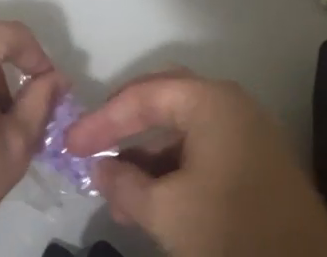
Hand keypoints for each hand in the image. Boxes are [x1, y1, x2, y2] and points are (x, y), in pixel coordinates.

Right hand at [66, 72, 326, 256]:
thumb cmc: (232, 230)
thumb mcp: (167, 211)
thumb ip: (125, 183)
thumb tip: (102, 167)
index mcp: (209, 101)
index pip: (141, 96)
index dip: (101, 121)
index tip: (70, 145)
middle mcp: (230, 104)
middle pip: (162, 102)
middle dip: (125, 128)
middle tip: (93, 148)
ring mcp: (247, 132)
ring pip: (183, 131)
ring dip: (147, 156)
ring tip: (118, 191)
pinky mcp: (256, 163)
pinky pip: (202, 150)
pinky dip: (173, 169)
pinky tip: (152, 200)